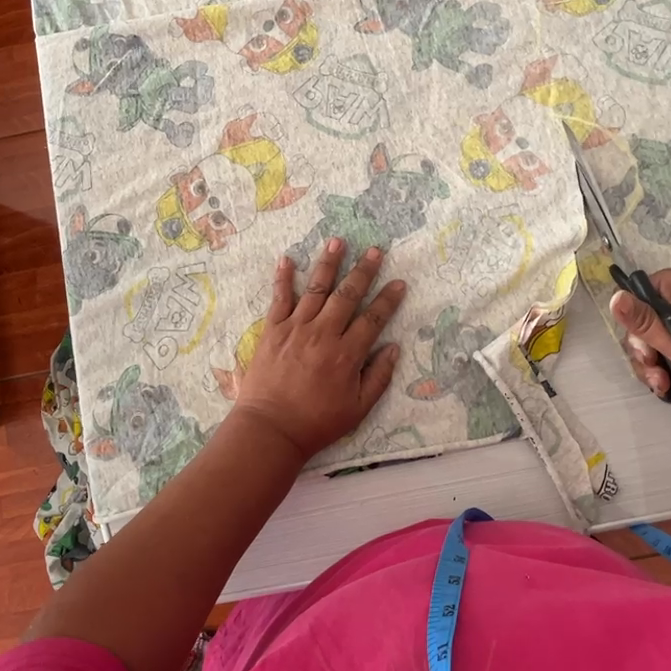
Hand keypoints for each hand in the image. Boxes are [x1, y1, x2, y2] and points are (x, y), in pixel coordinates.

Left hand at [227, 237, 405, 462]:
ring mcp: (296, 328)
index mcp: (347, 354)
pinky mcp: (273, 330)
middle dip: (363, 271)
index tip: (399, 282)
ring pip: (316, 289)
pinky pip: (279, 298)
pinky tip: (287, 259)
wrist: (271, 429)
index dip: (388, 300)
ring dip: (328, 264)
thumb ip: (378, 377)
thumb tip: (394, 347)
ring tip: (337, 241)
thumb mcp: (358, 409)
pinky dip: (284, 278)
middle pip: (347, 295)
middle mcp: (323, 334)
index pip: (373, 319)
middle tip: (375, 250)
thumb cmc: (317, 423)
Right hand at [611, 269, 670, 441]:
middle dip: (641, 340)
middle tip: (646, 357)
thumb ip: (646, 321)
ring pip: (655, 345)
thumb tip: (614, 296)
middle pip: (651, 318)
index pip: (663, 282)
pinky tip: (664, 390)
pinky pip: (665, 365)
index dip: (643, 293)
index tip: (632, 315)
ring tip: (658, 381)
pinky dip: (660, 376)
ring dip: (648, 363)